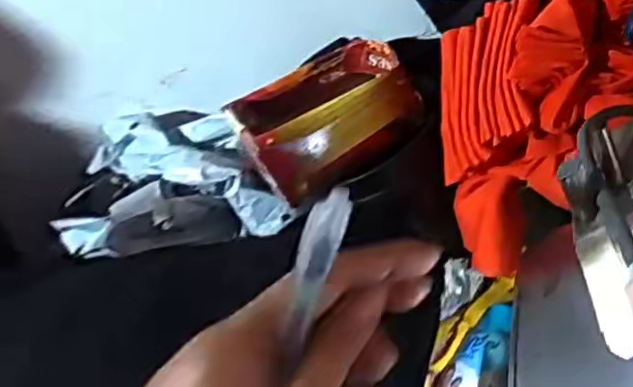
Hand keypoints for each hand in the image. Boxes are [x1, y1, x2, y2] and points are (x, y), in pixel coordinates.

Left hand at [149, 239, 440, 386]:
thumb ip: (342, 345)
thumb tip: (377, 292)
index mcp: (232, 338)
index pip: (323, 272)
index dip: (385, 259)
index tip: (432, 258)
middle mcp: (211, 347)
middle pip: (309, 298)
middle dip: (370, 297)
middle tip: (420, 299)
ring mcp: (200, 377)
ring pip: (294, 333)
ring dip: (347, 336)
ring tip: (382, 363)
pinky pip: (270, 363)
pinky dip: (314, 362)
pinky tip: (344, 378)